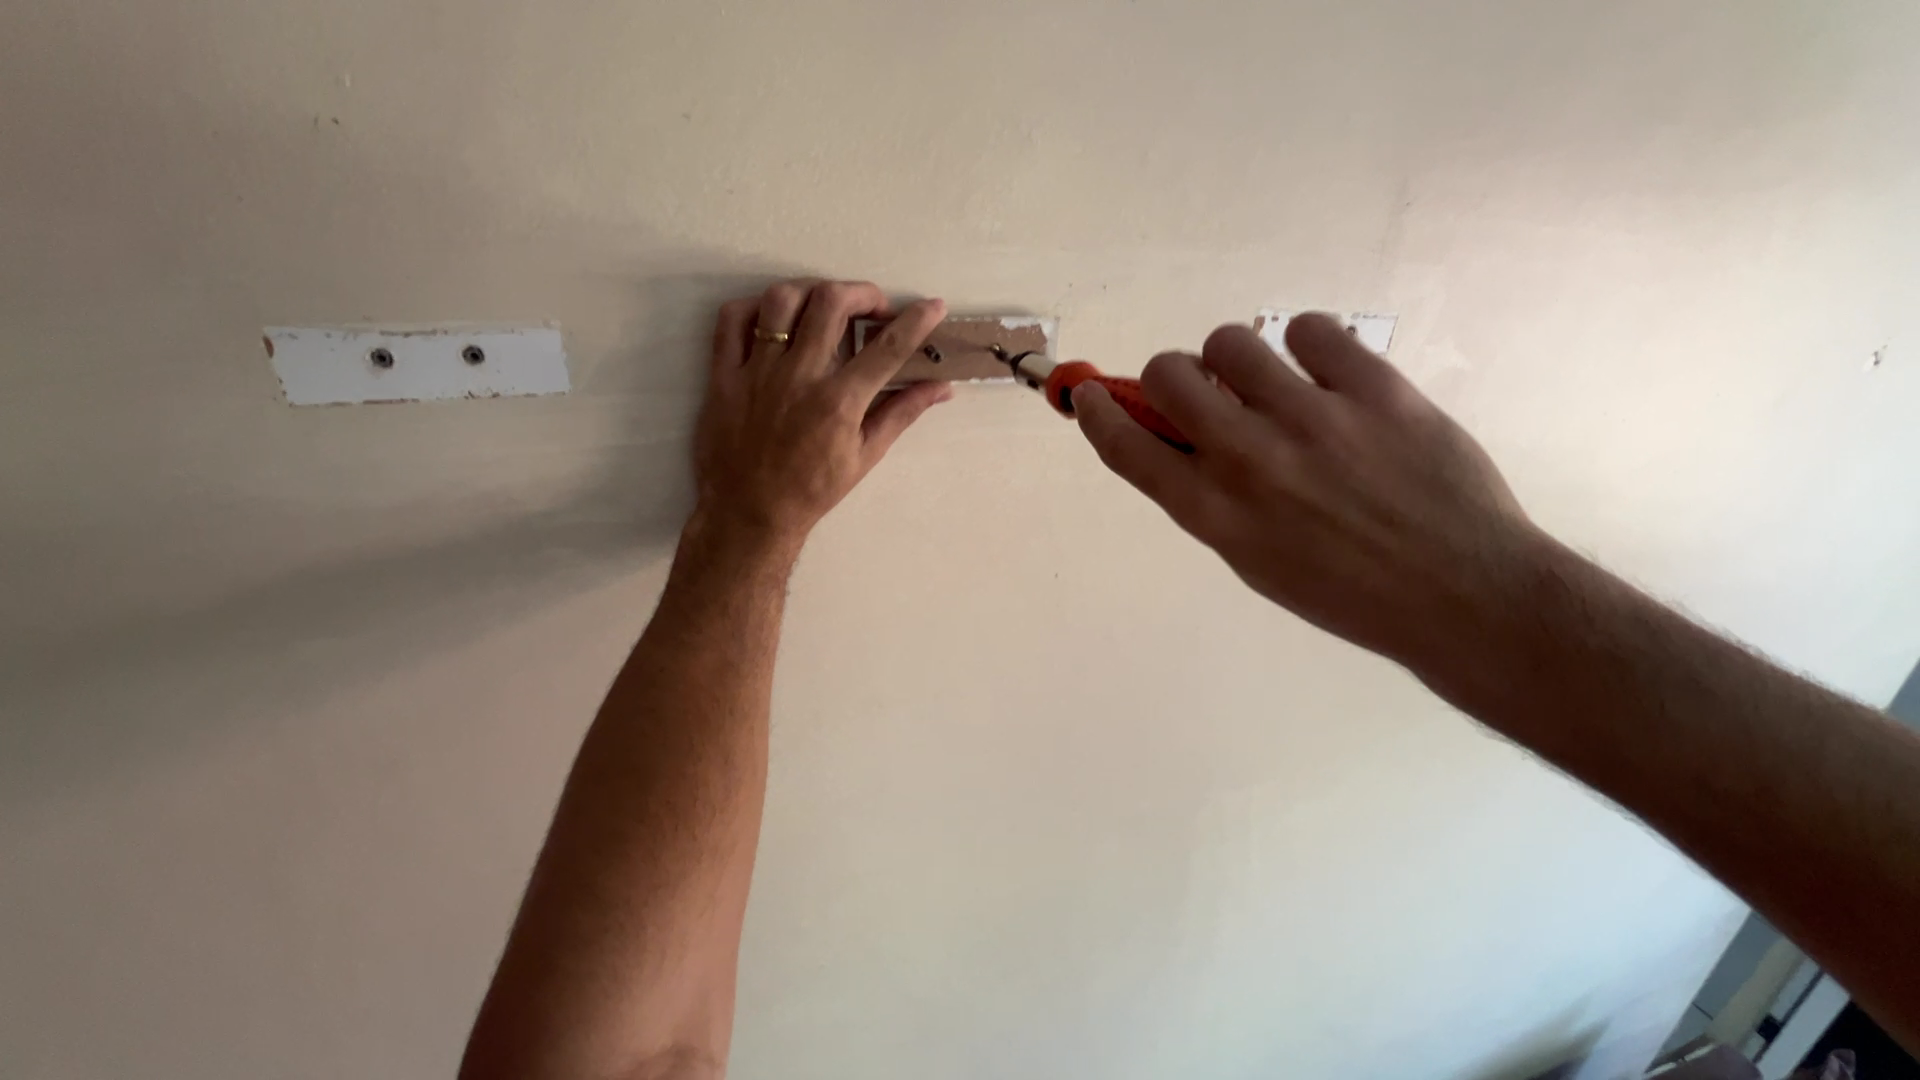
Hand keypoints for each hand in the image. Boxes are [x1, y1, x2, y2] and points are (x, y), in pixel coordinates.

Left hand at [689, 279, 950, 556]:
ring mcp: (757, 373)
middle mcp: (799, 378)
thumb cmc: (813, 489)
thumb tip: (942, 388)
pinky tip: (774, 318)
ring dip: (810, 292)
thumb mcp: (865, 456)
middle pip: (831, 304)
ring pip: (781, 300)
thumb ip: (901, 414)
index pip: (886, 348)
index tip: (933, 305)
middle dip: (861, 293)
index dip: (916, 321)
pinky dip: (756, 307)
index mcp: (839, 402)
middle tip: (871, 308)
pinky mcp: (724, 375)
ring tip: (822, 307)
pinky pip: (732, 320)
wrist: (751, 513)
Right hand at [1072, 314, 1548, 673]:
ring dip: (1234, 359)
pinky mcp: (1373, 389)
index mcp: (1215, 514)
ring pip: (1230, 341)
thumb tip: (1180, 439)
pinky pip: (1309, 328)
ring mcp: (1311, 419)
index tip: (1089, 394)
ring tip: (1268, 381)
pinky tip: (1324, 374)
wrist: (1463, 594)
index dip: (1097, 412)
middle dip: (1170, 377)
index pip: (1127, 448)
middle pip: (1167, 376)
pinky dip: (1306, 344)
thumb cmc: (1346, 593)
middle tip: (1203, 392)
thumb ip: (1210, 500)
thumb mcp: (1255, 561)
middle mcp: (1249, 460)